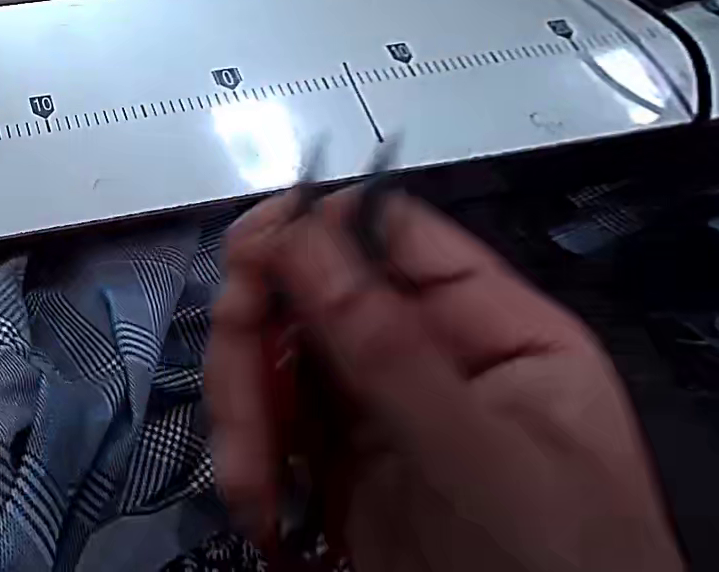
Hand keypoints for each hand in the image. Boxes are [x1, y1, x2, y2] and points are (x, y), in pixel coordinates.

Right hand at [207, 187, 682, 571]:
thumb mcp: (480, 462)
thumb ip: (387, 345)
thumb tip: (298, 235)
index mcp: (481, 324)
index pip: (378, 225)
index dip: (304, 226)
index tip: (248, 258)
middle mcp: (409, 337)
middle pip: (291, 278)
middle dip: (250, 335)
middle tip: (243, 390)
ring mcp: (355, 382)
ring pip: (254, 335)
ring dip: (237, 401)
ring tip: (250, 477)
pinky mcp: (312, 426)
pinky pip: (247, 392)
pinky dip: (237, 438)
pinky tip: (257, 493)